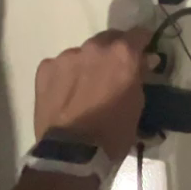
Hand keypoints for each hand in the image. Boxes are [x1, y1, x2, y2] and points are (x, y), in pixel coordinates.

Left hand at [32, 28, 151, 158]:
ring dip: (88, 64)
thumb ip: (139, 76)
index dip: (142, 43)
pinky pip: (60, 65)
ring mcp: (68, 56)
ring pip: (83, 53)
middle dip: (113, 51)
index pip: (138, 34)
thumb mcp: (138, 105)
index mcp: (122, 54)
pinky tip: (66, 95)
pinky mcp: (46, 68)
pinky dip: (66, 75)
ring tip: (86, 88)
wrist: (71, 155)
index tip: (143, 54)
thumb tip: (144, 61)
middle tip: (114, 72)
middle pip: (108, 39)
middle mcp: (95, 47)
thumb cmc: (113, 133)